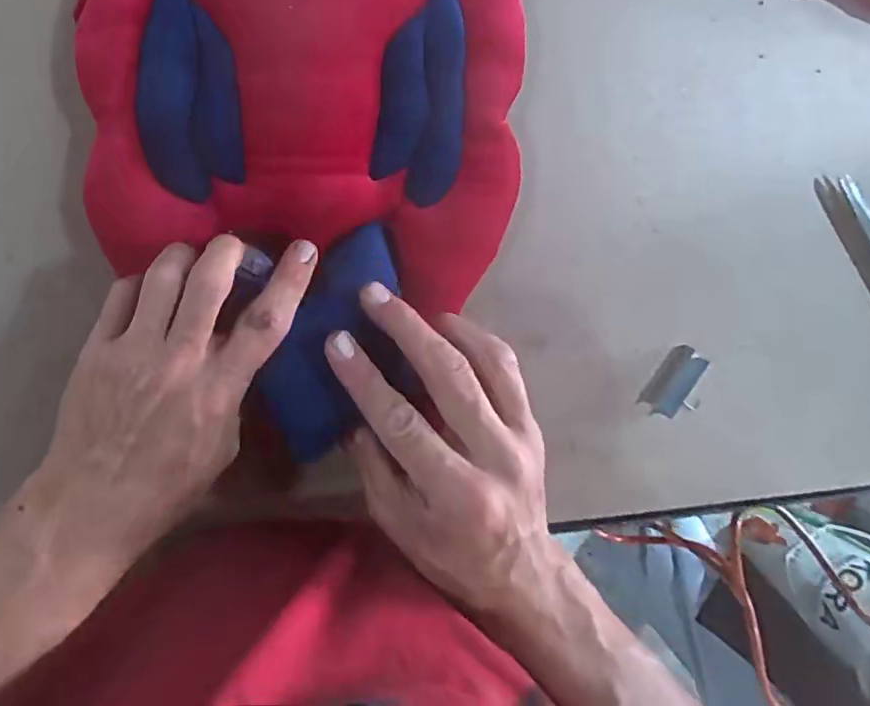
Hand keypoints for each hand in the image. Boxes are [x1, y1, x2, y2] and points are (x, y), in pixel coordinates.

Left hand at [26, 235, 316, 567]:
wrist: (91, 503)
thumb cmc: (167, 485)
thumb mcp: (222, 446)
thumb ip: (234, 390)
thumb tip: (236, 346)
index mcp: (217, 389)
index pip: (264, 323)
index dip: (289, 280)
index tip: (304, 250)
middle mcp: (178, 359)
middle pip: (210, 278)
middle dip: (230, 248)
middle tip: (235, 248)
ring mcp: (133, 349)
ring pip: (163, 273)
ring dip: (185, 256)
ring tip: (191, 262)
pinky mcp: (96, 346)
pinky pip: (122, 291)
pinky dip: (142, 281)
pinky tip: (148, 292)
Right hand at [326, 287, 560, 624]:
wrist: (522, 574)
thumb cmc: (448, 554)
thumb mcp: (396, 523)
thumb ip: (373, 465)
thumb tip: (352, 411)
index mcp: (454, 493)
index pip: (402, 421)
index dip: (365, 377)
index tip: (338, 341)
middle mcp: (494, 458)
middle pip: (449, 377)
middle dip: (404, 329)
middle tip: (372, 296)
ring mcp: (521, 437)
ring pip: (485, 363)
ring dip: (442, 326)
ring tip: (409, 305)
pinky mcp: (532, 424)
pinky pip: (507, 367)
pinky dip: (476, 337)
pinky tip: (447, 324)